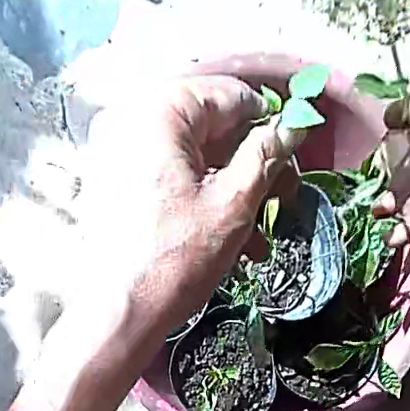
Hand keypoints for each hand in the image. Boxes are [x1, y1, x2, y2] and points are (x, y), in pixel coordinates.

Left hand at [70, 75, 301, 355]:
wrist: (119, 313)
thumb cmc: (173, 260)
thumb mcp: (232, 206)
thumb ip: (265, 157)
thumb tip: (291, 127)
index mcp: (159, 112)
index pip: (231, 96)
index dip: (269, 126)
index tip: (292, 159)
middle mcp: (132, 123)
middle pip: (211, 130)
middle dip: (251, 168)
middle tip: (281, 200)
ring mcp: (120, 157)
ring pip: (194, 162)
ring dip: (233, 195)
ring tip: (259, 238)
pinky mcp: (118, 190)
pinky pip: (171, 183)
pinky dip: (202, 204)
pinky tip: (230, 242)